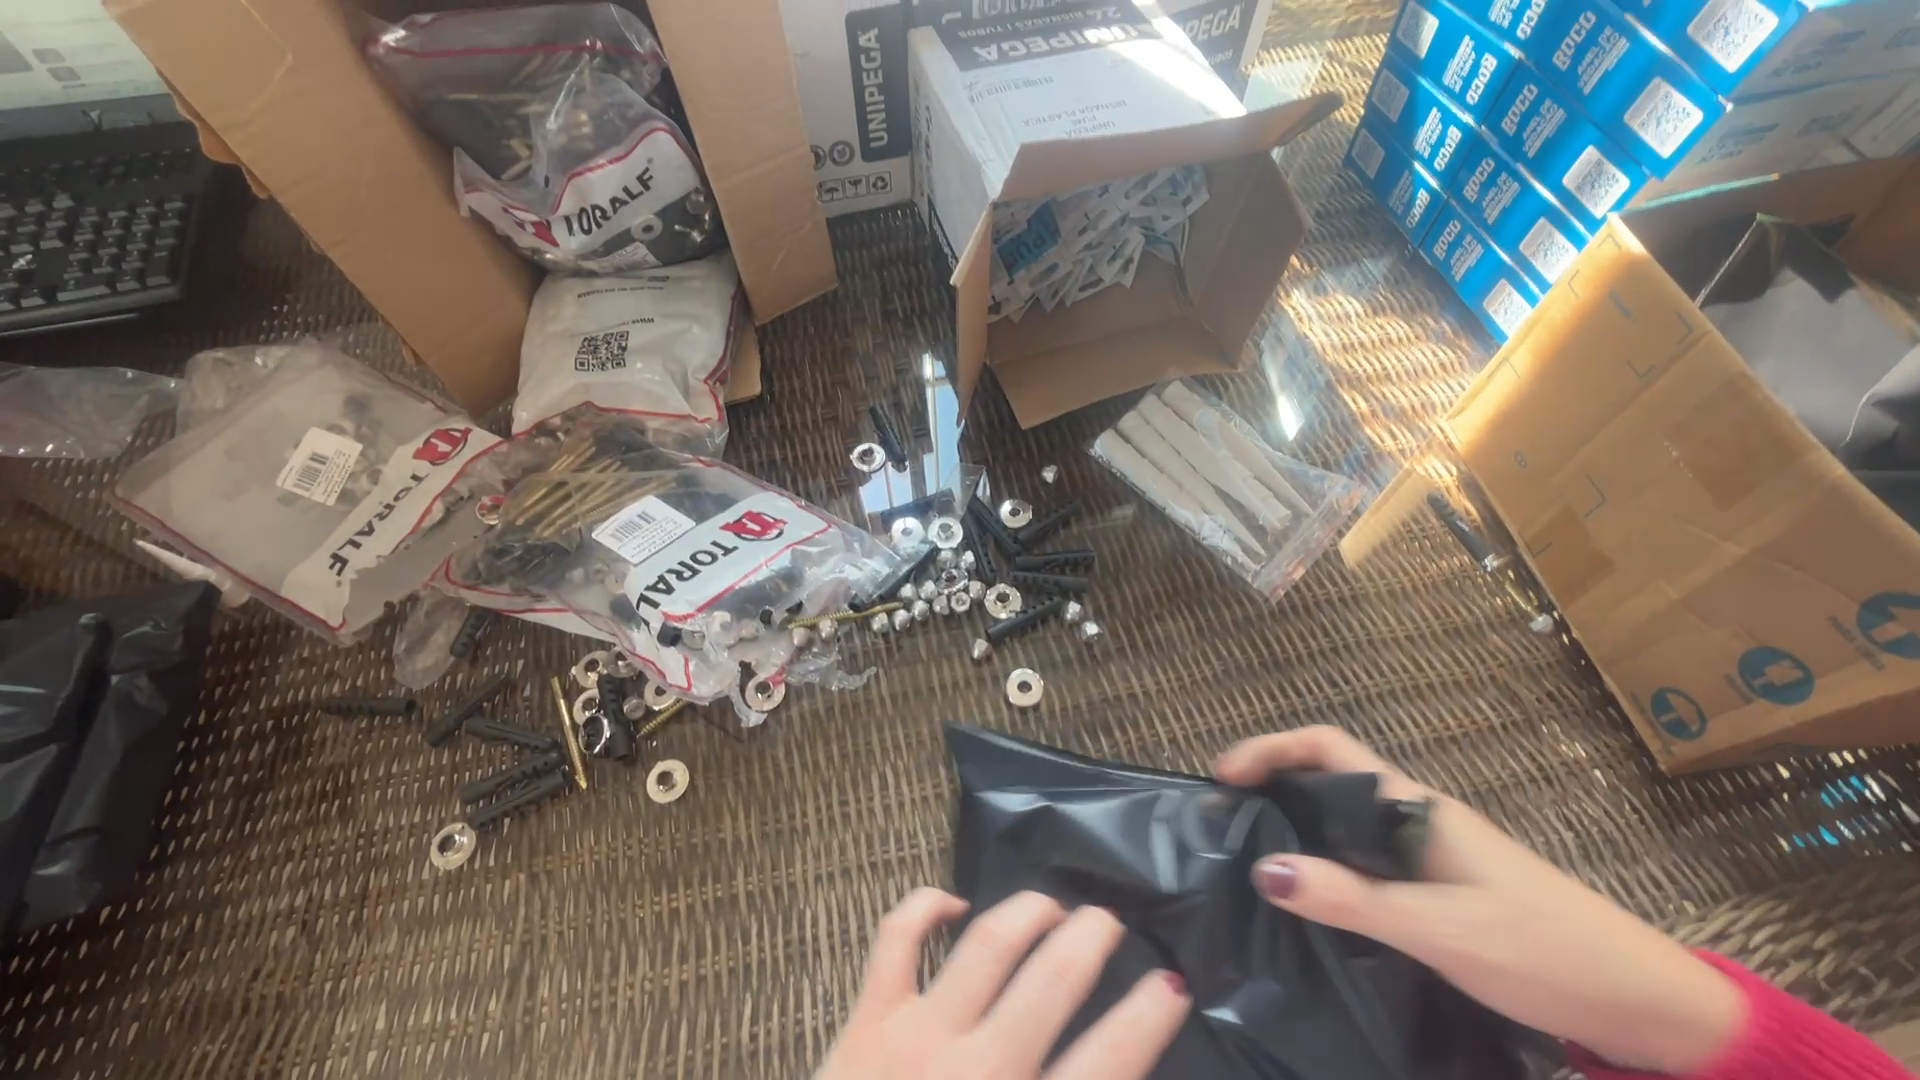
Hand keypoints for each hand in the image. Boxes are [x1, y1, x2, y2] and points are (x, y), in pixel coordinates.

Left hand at [817, 888, 1190, 1079]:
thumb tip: (1106, 1073)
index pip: (1109, 1061)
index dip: (1148, 1016)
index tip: (1171, 983)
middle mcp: (983, 1070)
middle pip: (1054, 980)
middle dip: (1092, 936)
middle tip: (1107, 920)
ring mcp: (920, 1036)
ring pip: (989, 943)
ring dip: (1029, 911)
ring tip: (1052, 905)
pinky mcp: (868, 1018)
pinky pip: (897, 937)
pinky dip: (925, 905)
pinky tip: (953, 903)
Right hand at [1215, 726, 1745, 1074]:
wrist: (1644, 1004)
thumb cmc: (1544, 951)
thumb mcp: (1439, 927)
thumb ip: (1351, 898)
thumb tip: (1262, 868)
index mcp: (1415, 807)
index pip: (1328, 747)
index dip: (1271, 748)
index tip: (1222, 777)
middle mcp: (1414, 818)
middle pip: (1326, 778)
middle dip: (1269, 785)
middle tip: (1221, 824)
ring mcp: (1425, 853)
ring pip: (1342, 822)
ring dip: (1293, 827)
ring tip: (1246, 861)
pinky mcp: (1434, 888)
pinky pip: (1360, 860)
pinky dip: (1322, 865)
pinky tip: (1308, 902)